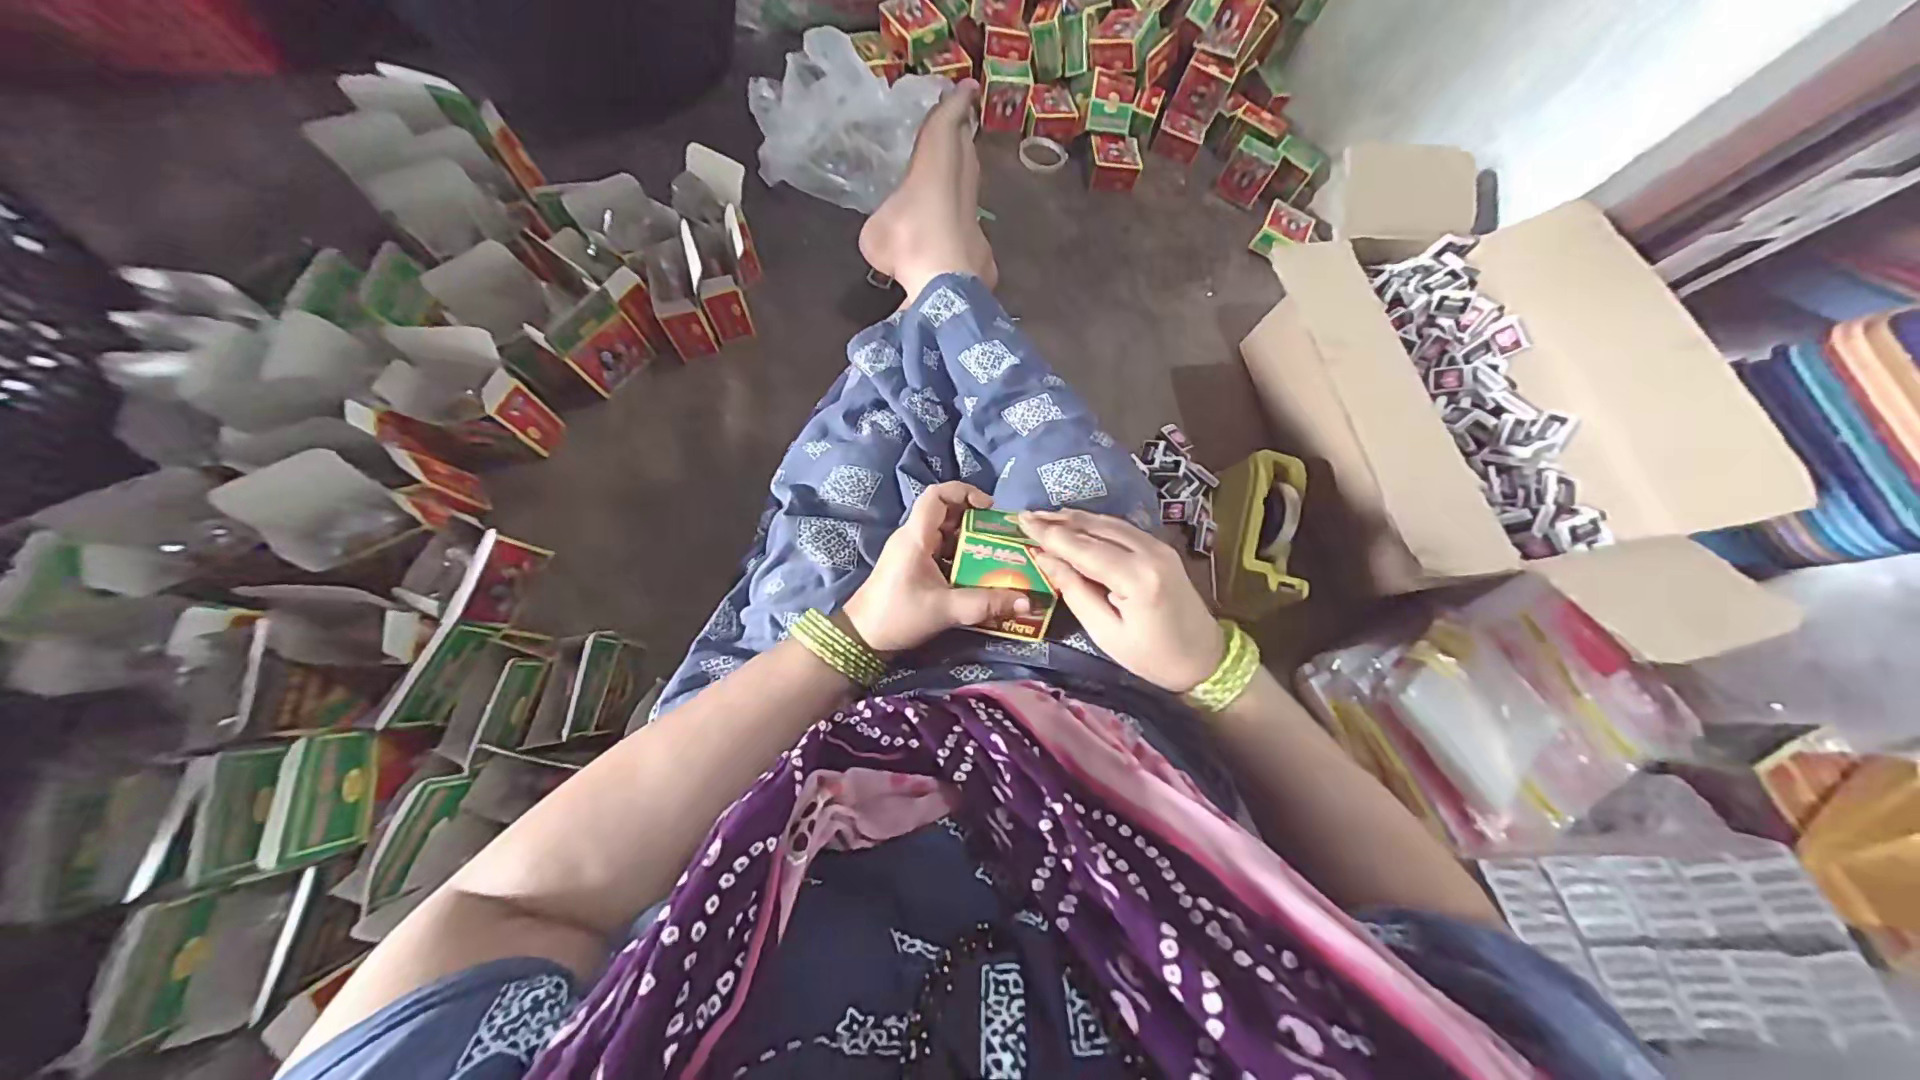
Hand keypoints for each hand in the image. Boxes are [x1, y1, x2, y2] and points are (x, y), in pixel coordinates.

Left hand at [842, 482, 1031, 652]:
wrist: (861, 638)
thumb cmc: (897, 615)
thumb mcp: (945, 610)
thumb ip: (986, 604)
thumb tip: (1025, 601)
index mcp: (915, 537)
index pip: (937, 495)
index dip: (964, 492)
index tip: (988, 508)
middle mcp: (912, 538)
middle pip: (946, 513)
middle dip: (975, 521)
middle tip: (999, 537)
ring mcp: (911, 552)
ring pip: (944, 534)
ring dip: (969, 542)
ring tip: (994, 557)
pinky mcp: (912, 567)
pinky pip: (940, 552)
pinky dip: (959, 558)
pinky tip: (977, 575)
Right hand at [1018, 509, 1223, 693]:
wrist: (1205, 658)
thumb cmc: (1152, 657)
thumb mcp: (1105, 632)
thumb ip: (1074, 590)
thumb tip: (1045, 559)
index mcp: (1136, 577)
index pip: (1082, 547)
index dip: (1049, 533)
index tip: (1020, 521)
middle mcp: (1149, 552)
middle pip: (1095, 528)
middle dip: (1058, 520)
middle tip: (1025, 514)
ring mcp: (1158, 546)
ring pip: (1108, 523)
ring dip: (1075, 519)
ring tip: (1043, 517)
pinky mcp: (1161, 548)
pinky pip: (1121, 528)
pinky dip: (1094, 524)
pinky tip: (1076, 525)